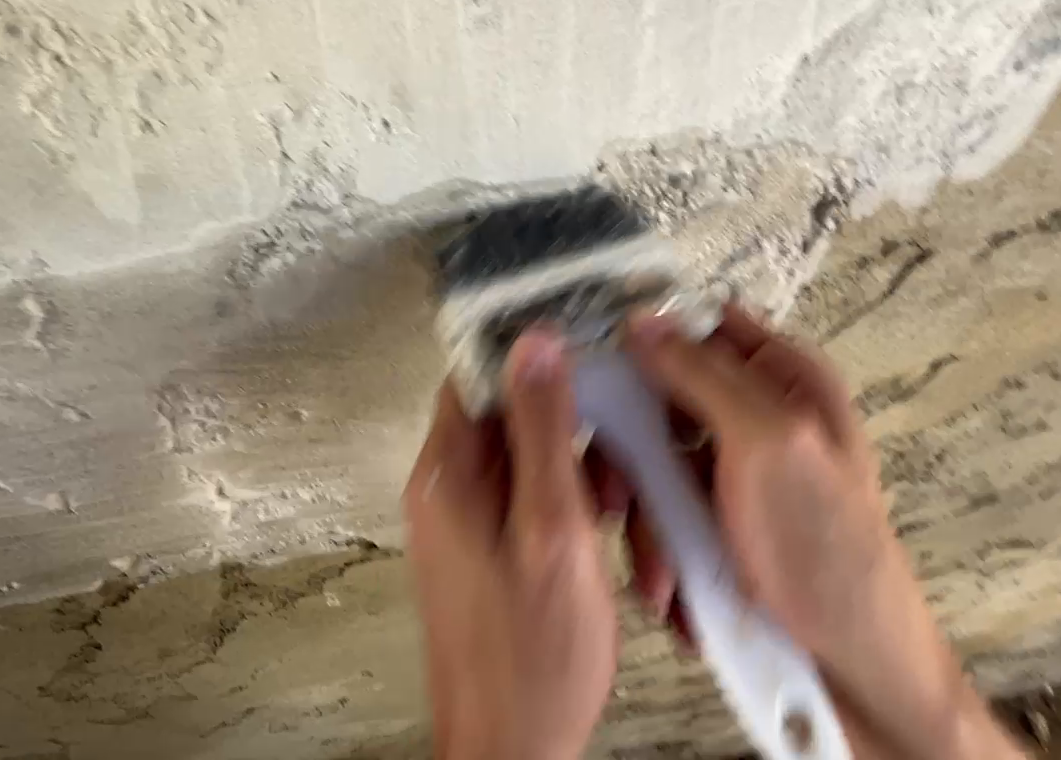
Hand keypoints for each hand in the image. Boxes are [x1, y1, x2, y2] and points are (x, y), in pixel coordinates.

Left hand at [403, 330, 616, 759]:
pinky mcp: (486, 545)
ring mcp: (465, 518)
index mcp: (447, 472)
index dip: (527, 360)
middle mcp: (446, 486)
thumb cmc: (534, 650)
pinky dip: (566, 505)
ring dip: (575, 473)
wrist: (510, 748)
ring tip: (614, 517)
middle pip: (506, 416)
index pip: (474, 375)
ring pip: (524, 457)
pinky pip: (526, 496)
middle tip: (609, 480)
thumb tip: (533, 341)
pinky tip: (599, 538)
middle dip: (567, 432)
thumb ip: (543, 432)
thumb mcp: (552, 528)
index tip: (585, 362)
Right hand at [620, 304, 1028, 759]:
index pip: (697, 328)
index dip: (647, 351)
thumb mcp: (764, 445)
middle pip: (660, 399)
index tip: (609, 390)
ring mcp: (735, 468)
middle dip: (634, 456)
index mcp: (782, 375)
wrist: (857, 671)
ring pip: (652, 460)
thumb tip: (639, 320)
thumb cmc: (826, 552)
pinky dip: (659, 544)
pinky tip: (673, 582)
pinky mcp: (718, 515)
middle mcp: (756, 413)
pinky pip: (662, 508)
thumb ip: (700, 376)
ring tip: (661, 570)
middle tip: (617, 499)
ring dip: (644, 516)